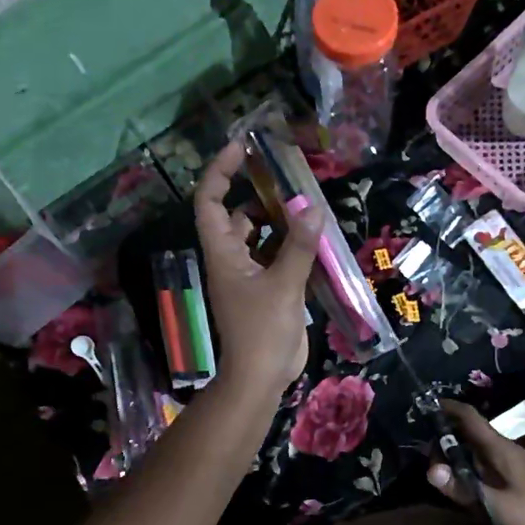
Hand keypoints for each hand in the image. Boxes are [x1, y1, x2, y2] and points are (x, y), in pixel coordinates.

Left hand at [194, 140, 321, 394]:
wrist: (261, 376)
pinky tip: (316, 235)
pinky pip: (276, 257)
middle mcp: (232, 260)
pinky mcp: (268, 291)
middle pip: (236, 216)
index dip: (219, 172)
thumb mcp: (283, 286)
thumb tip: (312, 206)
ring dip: (279, 219)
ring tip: (308, 200)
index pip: (209, 203)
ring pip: (259, 237)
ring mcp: (249, 276)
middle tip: (288, 173)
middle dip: (257, 193)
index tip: (241, 147)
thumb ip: (297, 247)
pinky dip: (292, 244)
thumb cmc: (262, 331)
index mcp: (223, 254)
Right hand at [427, 400, 524, 524]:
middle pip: (467, 431)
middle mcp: (502, 450)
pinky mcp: (507, 476)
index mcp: (500, 449)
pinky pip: (478, 461)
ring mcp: (506, 463)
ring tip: (430, 463)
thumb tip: (430, 470)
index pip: (469, 417)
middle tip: (419, 448)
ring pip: (471, 447)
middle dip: (442, 434)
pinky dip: (461, 463)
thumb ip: (462, 488)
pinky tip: (451, 476)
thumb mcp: (494, 506)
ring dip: (451, 451)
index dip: (446, 407)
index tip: (422, 406)